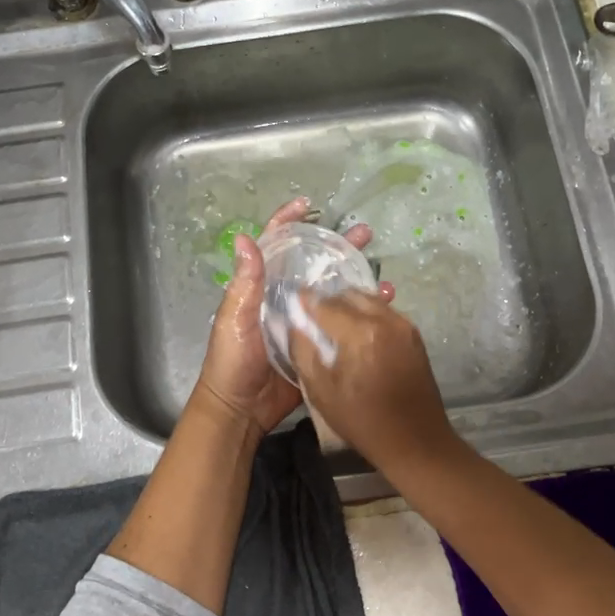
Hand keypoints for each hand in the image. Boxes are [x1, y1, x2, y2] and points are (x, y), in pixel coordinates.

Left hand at [188, 197, 387, 438]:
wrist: (241, 410)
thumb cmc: (232, 361)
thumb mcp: (234, 318)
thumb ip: (245, 282)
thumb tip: (244, 238)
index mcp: (260, 287)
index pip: (274, 245)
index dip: (288, 222)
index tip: (309, 205)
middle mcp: (284, 298)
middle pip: (311, 263)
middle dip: (336, 245)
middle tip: (364, 234)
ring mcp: (303, 321)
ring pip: (331, 290)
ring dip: (353, 276)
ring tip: (380, 266)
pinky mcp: (317, 344)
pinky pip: (341, 322)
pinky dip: (360, 312)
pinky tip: (382, 305)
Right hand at [288, 291, 453, 467]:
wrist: (416, 441)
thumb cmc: (363, 421)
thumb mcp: (321, 392)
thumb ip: (303, 352)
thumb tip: (295, 325)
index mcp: (360, 333)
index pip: (325, 304)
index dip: (305, 302)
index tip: (292, 301)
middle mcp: (385, 320)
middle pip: (348, 295)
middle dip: (327, 300)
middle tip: (310, 313)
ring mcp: (404, 325)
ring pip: (369, 300)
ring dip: (348, 304)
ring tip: (332, 320)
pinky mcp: (414, 335)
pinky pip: (384, 311)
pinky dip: (366, 313)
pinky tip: (356, 330)